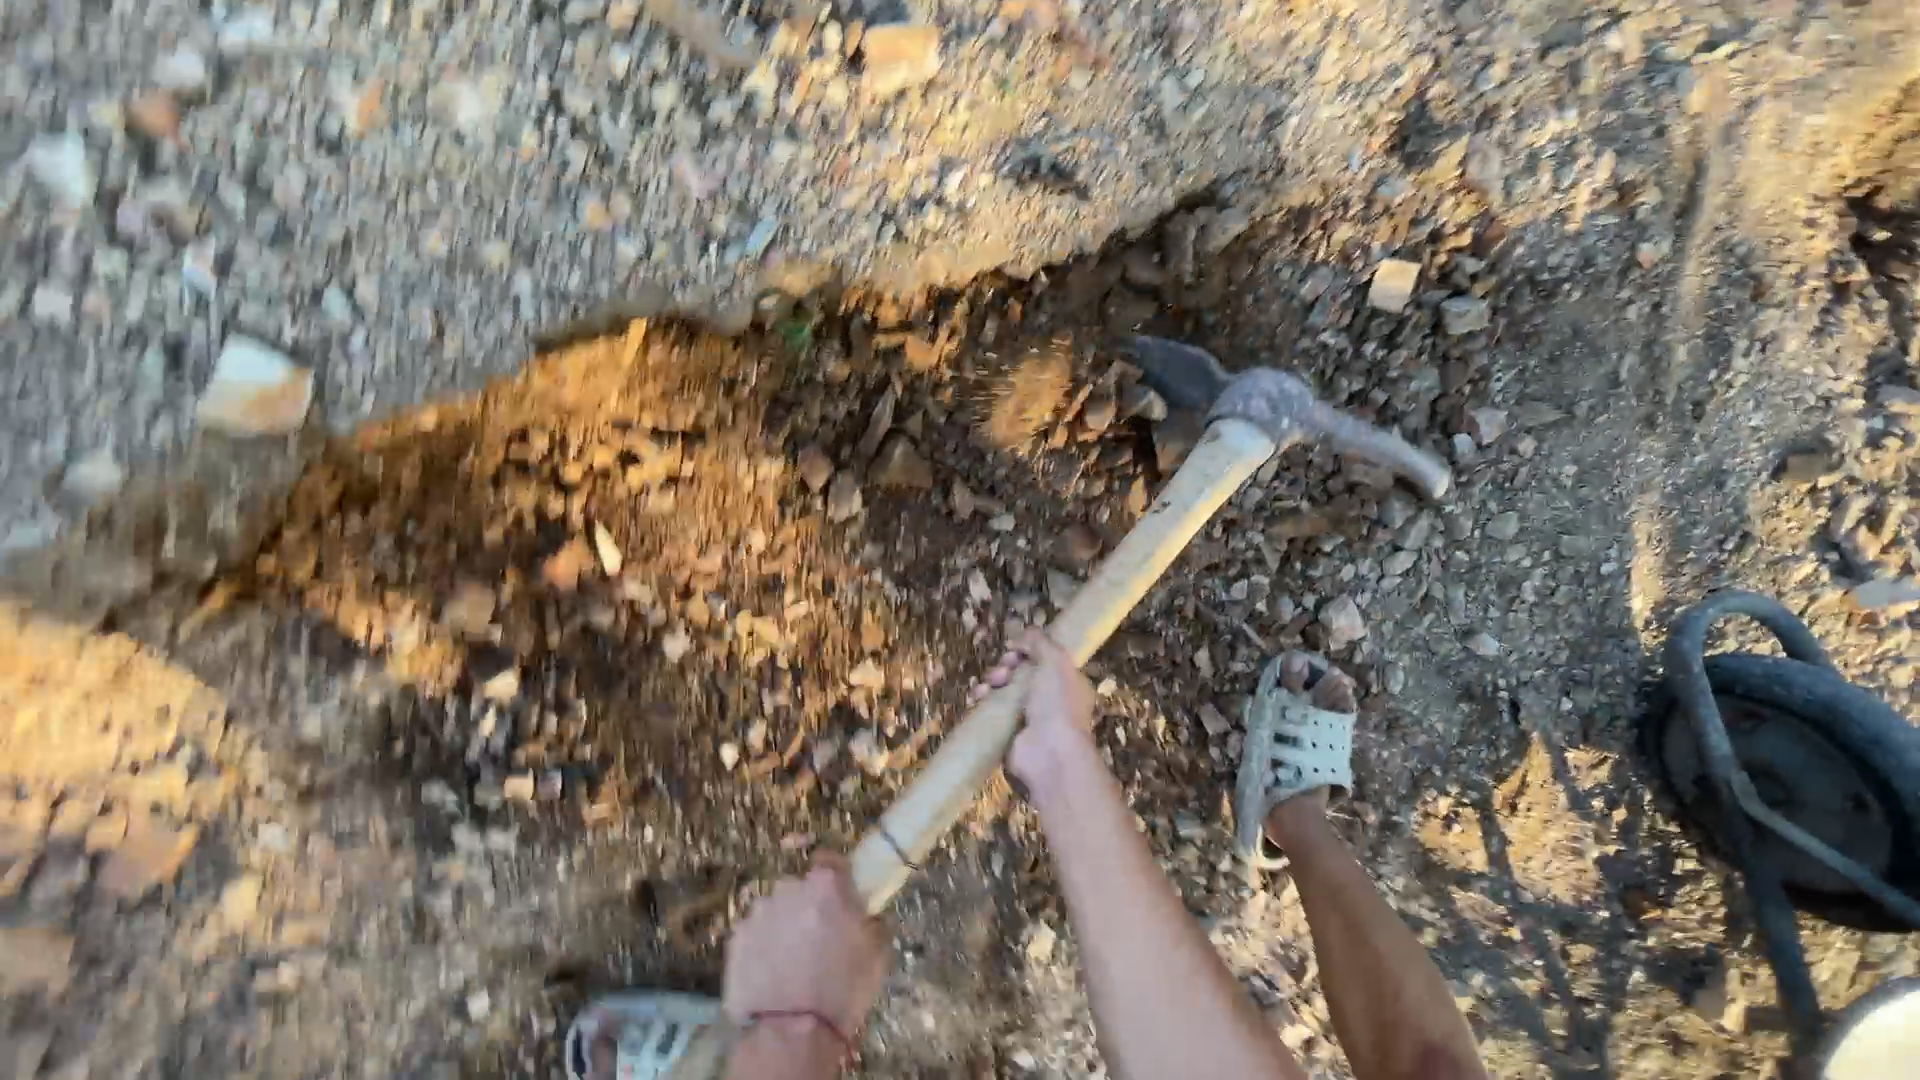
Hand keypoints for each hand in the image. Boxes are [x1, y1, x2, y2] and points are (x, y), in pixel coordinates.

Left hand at [722, 855, 887, 1037]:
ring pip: (774, 910)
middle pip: (800, 888)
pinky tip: (770, 973)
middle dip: (807, 906)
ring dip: (783, 925)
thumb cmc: (842, 990)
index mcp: (825, 885)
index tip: (839, 895)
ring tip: (790, 961)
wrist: (790, 1033)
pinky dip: (761, 946)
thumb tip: (867, 917)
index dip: (835, 875)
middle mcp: (788, 889)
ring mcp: (757, 913)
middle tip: (817, 938)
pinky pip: (753, 934)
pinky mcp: (734, 939)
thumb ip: (872, 923)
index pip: (829, 859)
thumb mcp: (877, 954)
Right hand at [973, 629, 1097, 795]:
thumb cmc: (1057, 702)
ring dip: (992, 681)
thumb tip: (1022, 635)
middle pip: (1021, 672)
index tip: (1015, 648)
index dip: (1027, 650)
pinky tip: (976, 697)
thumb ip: (1039, 641)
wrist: (1049, 752)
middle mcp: (1050, 699)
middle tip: (1002, 671)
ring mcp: (1028, 718)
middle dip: (1007, 666)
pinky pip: (992, 710)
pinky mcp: (1009, 733)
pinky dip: (982, 701)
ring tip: (987, 686)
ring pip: (1004, 690)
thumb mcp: (1055, 661)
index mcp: (1067, 682)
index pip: (1044, 659)